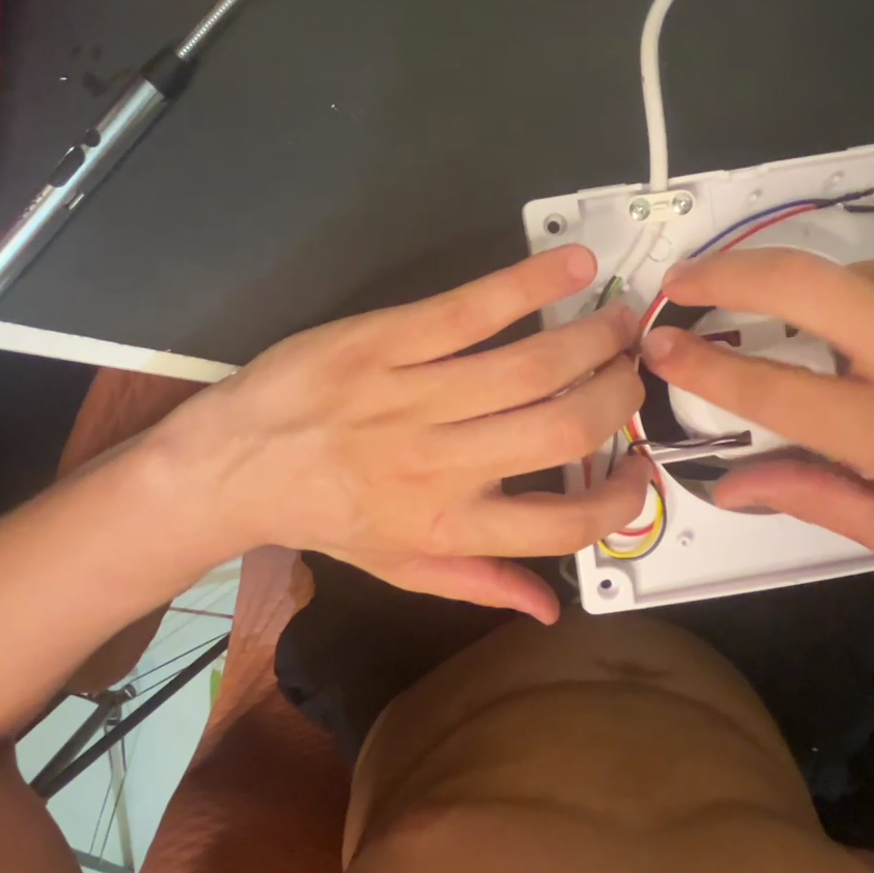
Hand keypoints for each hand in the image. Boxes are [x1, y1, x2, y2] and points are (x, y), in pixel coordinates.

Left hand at [149, 246, 650, 622]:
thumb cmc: (323, 518)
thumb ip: (479, 584)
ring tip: (620, 323)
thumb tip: (553, 606)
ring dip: (593, 338)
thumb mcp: (399, 567)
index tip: (639, 471)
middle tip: (633, 376)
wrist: (234, 464)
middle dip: (621, 398)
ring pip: (531, 364)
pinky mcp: (384, 341)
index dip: (621, 501)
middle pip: (564, 428)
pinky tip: (573, 266)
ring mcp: (412, 397)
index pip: (564, 524)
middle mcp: (439, 466)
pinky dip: (532, 284)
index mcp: (447, 527)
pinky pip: (472, 309)